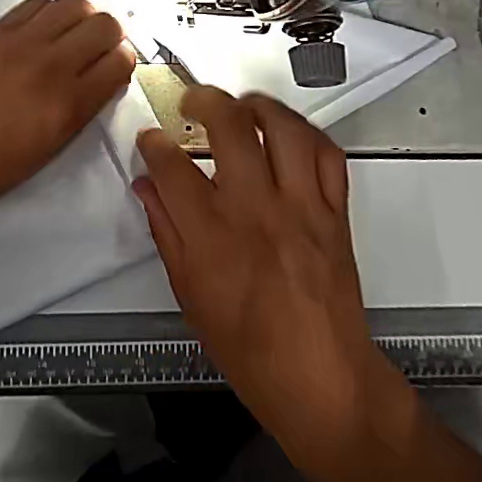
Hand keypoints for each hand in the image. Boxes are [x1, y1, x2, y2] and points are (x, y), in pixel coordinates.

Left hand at [0, 0, 134, 258]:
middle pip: (105, 23)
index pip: (120, 60)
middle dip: (112, 35)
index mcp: (67, 105)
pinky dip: (50, 12)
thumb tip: (107, 73)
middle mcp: (49, 66)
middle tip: (100, 49)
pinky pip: (36, 4)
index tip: (115, 68)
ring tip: (72, 35)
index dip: (125, 61)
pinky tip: (43, 30)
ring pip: (74, 2)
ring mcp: (19, 43)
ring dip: (83, 17)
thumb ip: (86, 106)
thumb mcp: (53, 147)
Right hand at [133, 88, 413, 481]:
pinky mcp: (334, 212)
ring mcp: (301, 207)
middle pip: (230, 127)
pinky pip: (326, 154)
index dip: (154, 144)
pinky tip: (287, 133)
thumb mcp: (189, 296)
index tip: (151, 139)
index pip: (173, 167)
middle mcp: (257, 212)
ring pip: (283, 128)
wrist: (322, 381)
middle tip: (192, 103)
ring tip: (240, 106)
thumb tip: (147, 188)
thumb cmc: (251, 350)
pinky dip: (306, 133)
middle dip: (204, 100)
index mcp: (213, 238)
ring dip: (257, 106)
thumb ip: (166, 231)